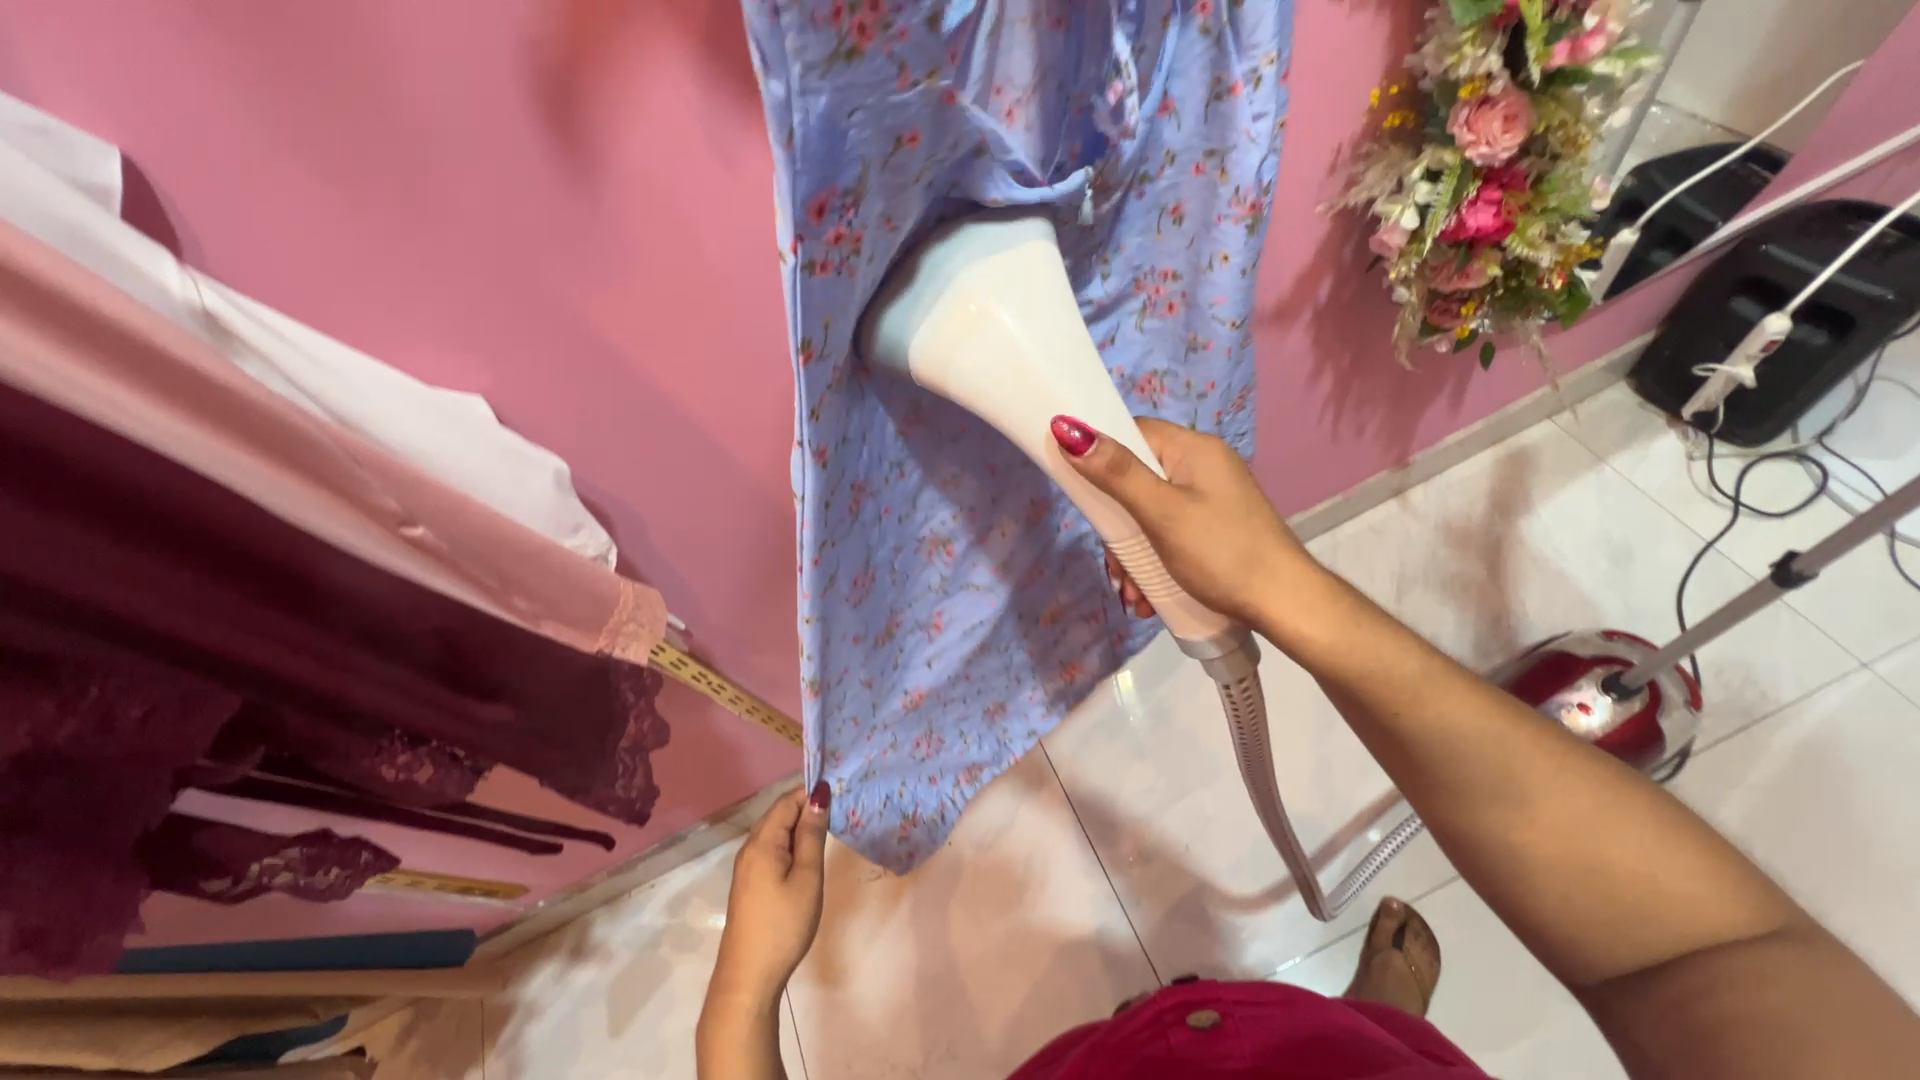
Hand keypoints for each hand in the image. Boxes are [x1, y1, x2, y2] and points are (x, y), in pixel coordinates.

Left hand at [709, 783, 830, 1008]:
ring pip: (776, 832)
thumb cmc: (784, 924)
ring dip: (801, 825)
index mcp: (762, 842)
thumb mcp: (807, 877)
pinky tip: (809, 853)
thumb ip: (812, 835)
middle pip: (780, 814)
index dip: (812, 792)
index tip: (841, 791)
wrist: (749, 976)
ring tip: (830, 827)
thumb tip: (819, 796)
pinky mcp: (750, 883)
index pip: (787, 801)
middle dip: (807, 806)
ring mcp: (748, 867)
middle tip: (842, 807)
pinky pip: (772, 849)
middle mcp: (750, 848)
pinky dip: (792, 843)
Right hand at [1054, 415, 1316, 629]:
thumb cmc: (1222, 553)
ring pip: (1147, 516)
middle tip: (1116, 568)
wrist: (1285, 605)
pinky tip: (1149, 597)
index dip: (1100, 455)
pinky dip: (1153, 565)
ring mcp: (1209, 501)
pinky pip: (1167, 536)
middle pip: (1134, 481)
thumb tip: (1068, 428)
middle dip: (1117, 529)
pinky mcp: (1212, 530)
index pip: (1132, 432)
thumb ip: (1116, 473)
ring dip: (1132, 557)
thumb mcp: (1162, 514)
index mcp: (1194, 450)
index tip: (1082, 495)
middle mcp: (1202, 468)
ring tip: (1134, 595)